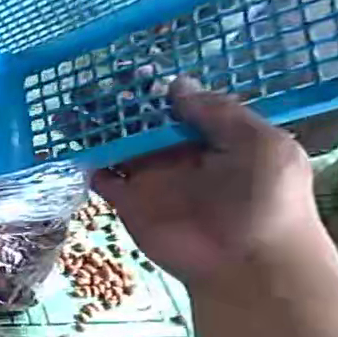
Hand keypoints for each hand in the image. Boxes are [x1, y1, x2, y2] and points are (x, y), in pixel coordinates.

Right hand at [91, 77, 323, 293]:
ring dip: (97, 132)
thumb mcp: (259, 144)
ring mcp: (151, 180)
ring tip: (71, 113)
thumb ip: (219, 114)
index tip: (130, 73)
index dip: (154, 91)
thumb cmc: (266, 200)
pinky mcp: (129, 204)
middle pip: (141, 125)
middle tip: (89, 88)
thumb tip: (176, 85)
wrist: (246, 263)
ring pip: (118, 148)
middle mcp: (178, 155)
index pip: (177, 107)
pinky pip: (104, 180)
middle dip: (118, 108)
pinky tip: (76, 148)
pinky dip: (89, 165)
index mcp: (212, 138)